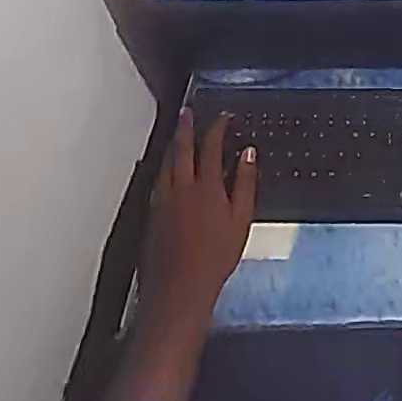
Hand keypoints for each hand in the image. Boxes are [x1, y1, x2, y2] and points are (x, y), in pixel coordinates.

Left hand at [100, 113, 257, 400]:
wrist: (179, 289)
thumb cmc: (216, 258)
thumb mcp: (240, 220)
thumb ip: (244, 183)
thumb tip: (248, 154)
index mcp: (206, 185)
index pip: (211, 146)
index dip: (217, 127)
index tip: (223, 117)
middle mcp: (181, 186)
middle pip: (183, 147)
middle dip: (187, 126)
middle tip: (188, 111)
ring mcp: (163, 198)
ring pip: (167, 161)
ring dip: (173, 143)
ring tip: (177, 132)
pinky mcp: (152, 212)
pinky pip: (158, 178)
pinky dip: (164, 165)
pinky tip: (166, 168)